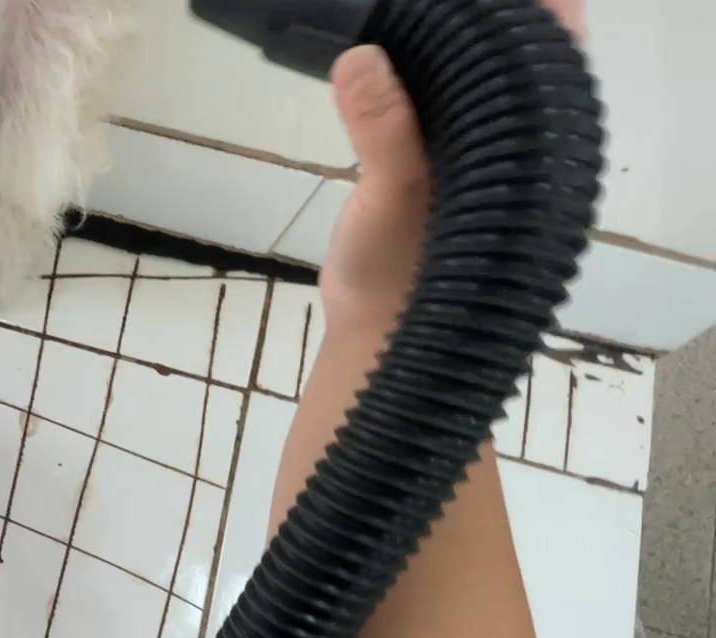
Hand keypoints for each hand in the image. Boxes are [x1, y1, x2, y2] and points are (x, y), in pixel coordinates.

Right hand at [318, 0, 585, 334]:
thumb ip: (383, 126)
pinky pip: (432, 110)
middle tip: (409, 5)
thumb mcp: (393, 193)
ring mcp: (474, 152)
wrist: (377, 333)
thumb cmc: (397, 270)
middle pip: (510, 49)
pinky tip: (381, 72)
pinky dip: (410, 84)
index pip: (550, 33)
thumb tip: (359, 56)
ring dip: (437, 49)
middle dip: (473, 18)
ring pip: (471, 78)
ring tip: (392, 20)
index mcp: (531, 129)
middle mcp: (515, 132)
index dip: (521, 4)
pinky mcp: (434, 170)